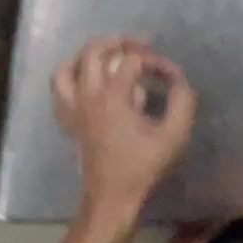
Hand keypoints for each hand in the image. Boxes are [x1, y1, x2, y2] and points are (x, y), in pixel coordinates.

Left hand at [52, 37, 196, 216]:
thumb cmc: (142, 167)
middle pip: (94, 51)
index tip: (173, 76)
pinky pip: (59, 90)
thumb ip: (182, 102)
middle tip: (140, 46)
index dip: (156, 62)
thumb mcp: (174, 135)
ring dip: (86, 56)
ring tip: (108, 57)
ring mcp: (74, 108)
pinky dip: (71, 77)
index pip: (134, 61)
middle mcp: (89, 96)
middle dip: (119, 42)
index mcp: (113, 97)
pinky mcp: (69, 121)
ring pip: (66, 68)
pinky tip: (89, 82)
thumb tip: (178, 80)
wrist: (112, 200)